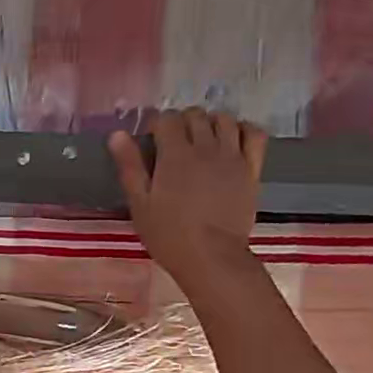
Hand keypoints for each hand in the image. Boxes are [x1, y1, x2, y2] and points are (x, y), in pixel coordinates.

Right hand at [108, 108, 268, 278]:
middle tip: (174, 144)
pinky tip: (234, 139)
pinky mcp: (252, 168)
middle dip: (182, 123)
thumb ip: (130, 168)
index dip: (156, 125)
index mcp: (175, 155)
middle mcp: (206, 146)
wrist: (211, 257)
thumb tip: (117, 134)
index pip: (166, 119)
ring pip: (224, 120)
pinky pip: (254, 134)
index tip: (151, 140)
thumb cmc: (169, 236)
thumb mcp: (140, 205)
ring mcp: (232, 155)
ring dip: (210, 123)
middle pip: (195, 115)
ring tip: (202, 140)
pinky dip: (243, 129)